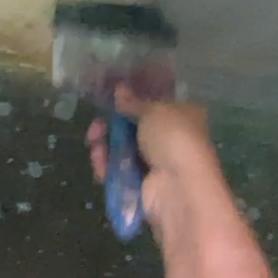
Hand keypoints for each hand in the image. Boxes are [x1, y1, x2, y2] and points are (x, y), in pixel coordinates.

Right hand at [87, 85, 219, 230]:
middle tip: (98, 121)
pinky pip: (118, 169)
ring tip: (94, 138)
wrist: (179, 188)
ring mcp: (155, 161)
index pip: (156, 99)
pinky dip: (106, 163)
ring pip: (123, 147)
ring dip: (105, 142)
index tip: (112, 90)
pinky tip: (98, 157)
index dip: (134, 93)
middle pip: (134, 125)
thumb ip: (133, 101)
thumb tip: (120, 89)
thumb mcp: (153, 111)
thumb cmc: (173, 138)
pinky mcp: (141, 183)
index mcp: (183, 114)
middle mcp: (170, 136)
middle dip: (113, 121)